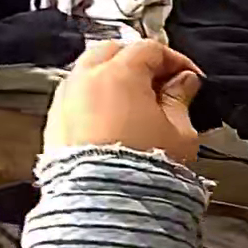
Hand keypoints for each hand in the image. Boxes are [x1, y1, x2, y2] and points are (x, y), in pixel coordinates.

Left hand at [44, 41, 204, 162]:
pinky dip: (99, 98)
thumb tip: (184, 82)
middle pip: (114, 50)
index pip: (150, 49)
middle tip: (165, 83)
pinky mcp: (55, 120)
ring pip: (91, 71)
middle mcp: (86, 79)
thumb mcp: (180, 131)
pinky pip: (79, 96)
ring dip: (116, 78)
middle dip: (141, 61)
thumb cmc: (146, 166)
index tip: (191, 77)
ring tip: (141, 103)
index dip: (176, 60)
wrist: (108, 198)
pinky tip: (119, 120)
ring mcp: (65, 98)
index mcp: (120, 74)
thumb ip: (180, 99)